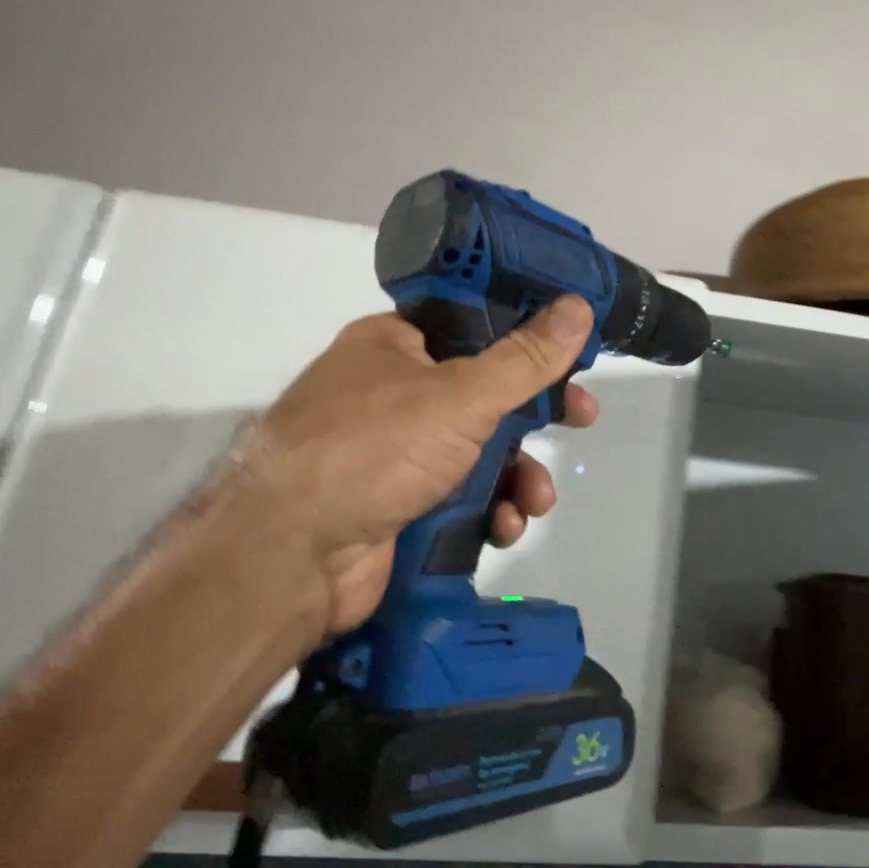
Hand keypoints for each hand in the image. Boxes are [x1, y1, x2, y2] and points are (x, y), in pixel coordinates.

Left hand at [221, 295, 598, 634]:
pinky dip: (489, 509)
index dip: (528, 336)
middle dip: (534, 417)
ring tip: (534, 500)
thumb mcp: (461, 395)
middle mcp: (392, 392)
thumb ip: (526, 358)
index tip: (572, 352)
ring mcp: (393, 452)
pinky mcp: (398, 504)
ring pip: (479, 450)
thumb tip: (578, 307)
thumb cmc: (372, 450)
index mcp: (394, 344)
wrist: (287, 560)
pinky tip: (504, 528)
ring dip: (517, 474)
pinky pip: (461, 495)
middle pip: (485, 393)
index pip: (474, 323)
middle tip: (581, 418)